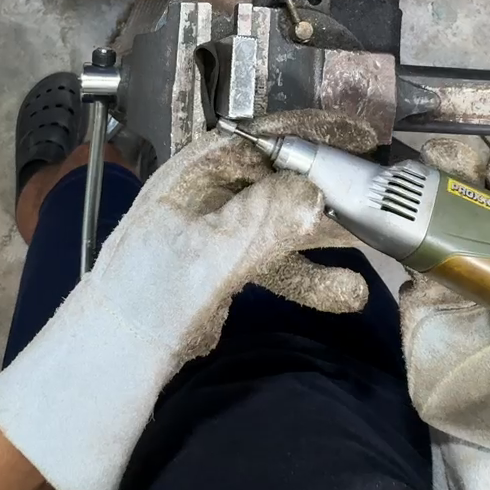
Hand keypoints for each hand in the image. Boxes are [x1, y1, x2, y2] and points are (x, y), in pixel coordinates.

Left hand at [0, 110, 373, 489]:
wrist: (110, 355)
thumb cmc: (148, 292)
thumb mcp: (205, 253)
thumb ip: (259, 219)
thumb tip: (312, 190)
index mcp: (199, 170)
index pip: (266, 137)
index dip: (315, 133)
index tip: (361, 136)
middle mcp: (211, 190)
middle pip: (282, 176)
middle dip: (330, 187)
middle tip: (379, 195)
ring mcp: (217, 229)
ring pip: (283, 221)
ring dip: (326, 237)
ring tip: (372, 247)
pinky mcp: (223, 266)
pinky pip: (274, 259)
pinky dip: (308, 274)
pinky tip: (345, 294)